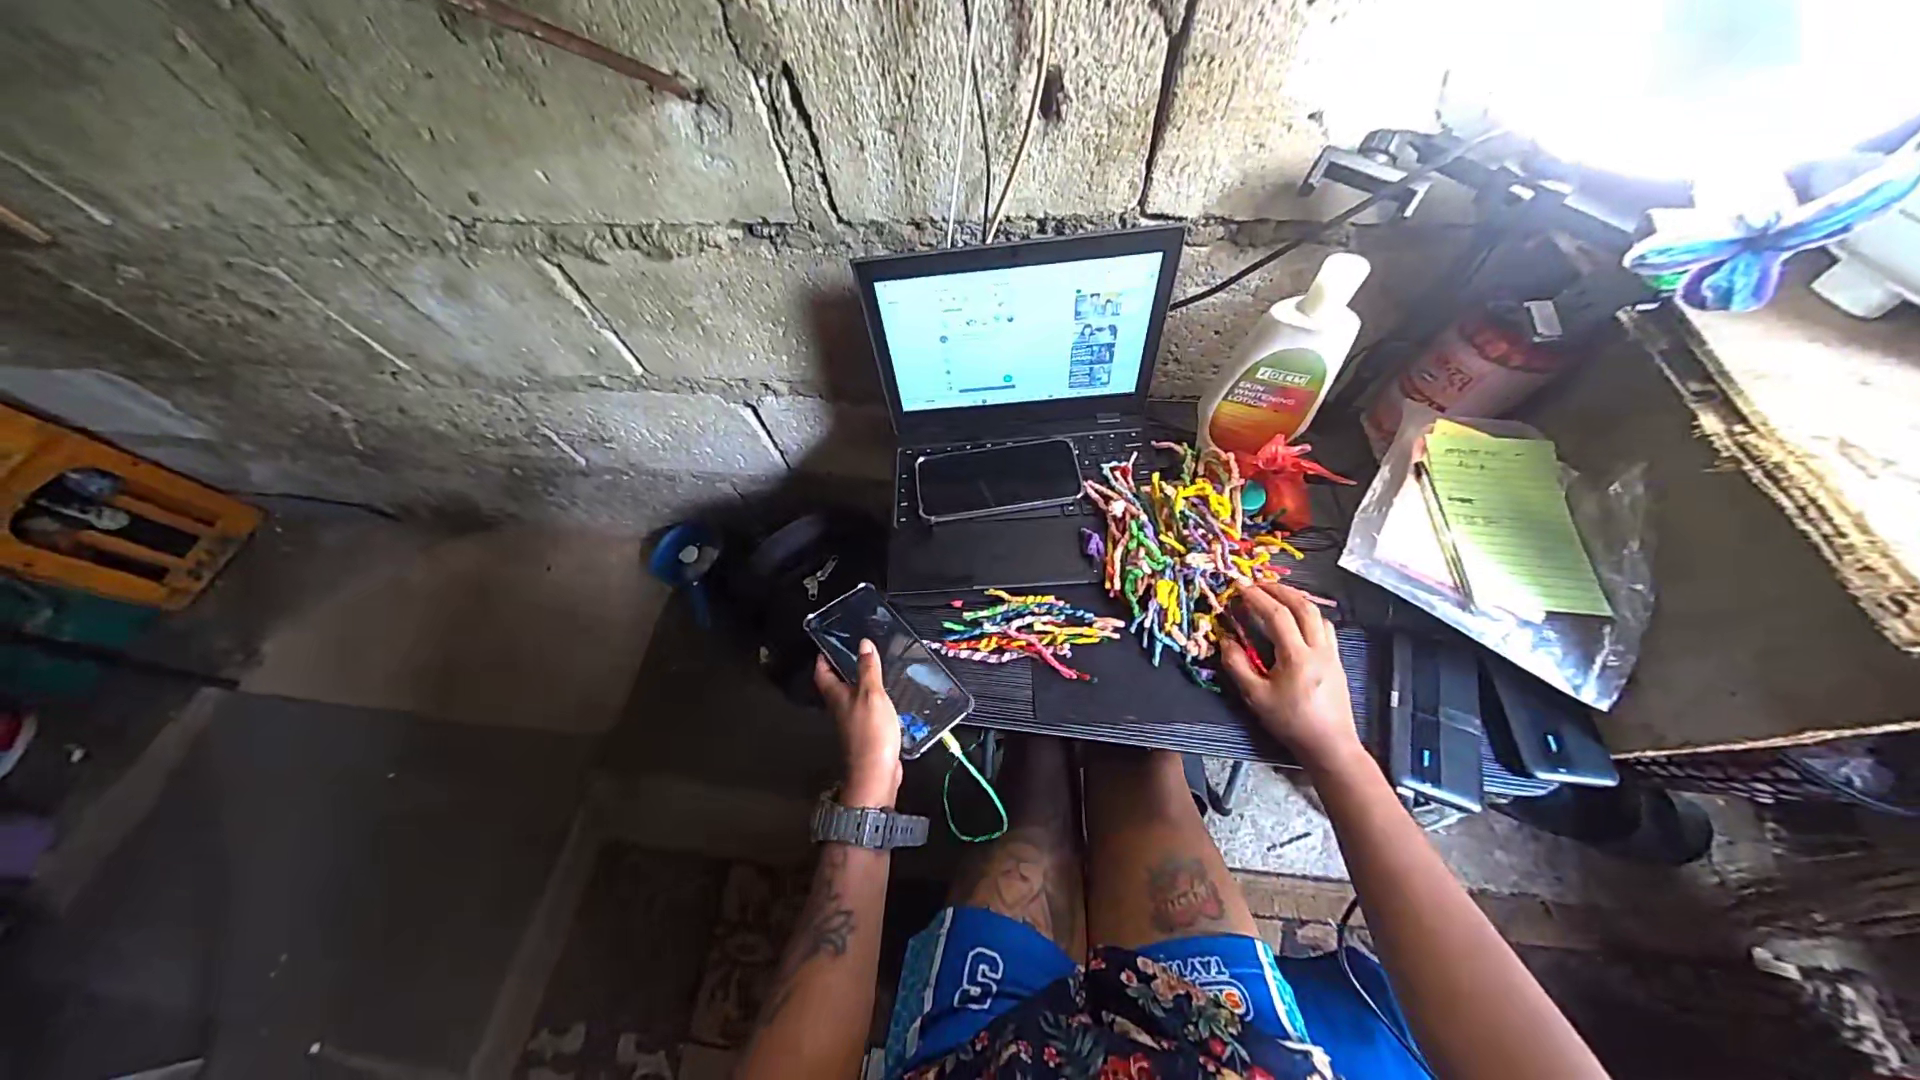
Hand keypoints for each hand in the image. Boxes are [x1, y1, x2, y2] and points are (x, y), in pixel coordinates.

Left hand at [815, 640, 902, 807]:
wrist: (875, 773)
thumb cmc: (870, 731)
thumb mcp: (872, 693)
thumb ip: (868, 668)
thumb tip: (863, 643)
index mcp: (836, 696)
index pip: (822, 672)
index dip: (823, 658)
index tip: (829, 644)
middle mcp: (840, 708)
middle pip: (835, 685)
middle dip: (842, 669)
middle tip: (855, 653)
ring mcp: (852, 722)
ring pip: (851, 697)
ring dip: (859, 684)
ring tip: (874, 670)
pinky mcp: (866, 734)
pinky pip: (866, 711)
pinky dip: (873, 700)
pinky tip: (886, 697)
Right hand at [1221, 583, 1365, 772]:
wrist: (1330, 744)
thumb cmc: (1290, 722)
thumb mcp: (1255, 697)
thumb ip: (1237, 665)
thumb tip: (1226, 640)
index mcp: (1296, 656)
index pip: (1277, 615)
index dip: (1257, 597)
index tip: (1240, 587)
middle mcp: (1318, 649)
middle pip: (1303, 606)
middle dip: (1279, 590)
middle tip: (1259, 583)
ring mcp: (1331, 653)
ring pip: (1318, 614)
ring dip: (1296, 599)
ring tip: (1277, 595)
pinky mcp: (1336, 661)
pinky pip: (1325, 627)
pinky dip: (1309, 615)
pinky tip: (1297, 620)